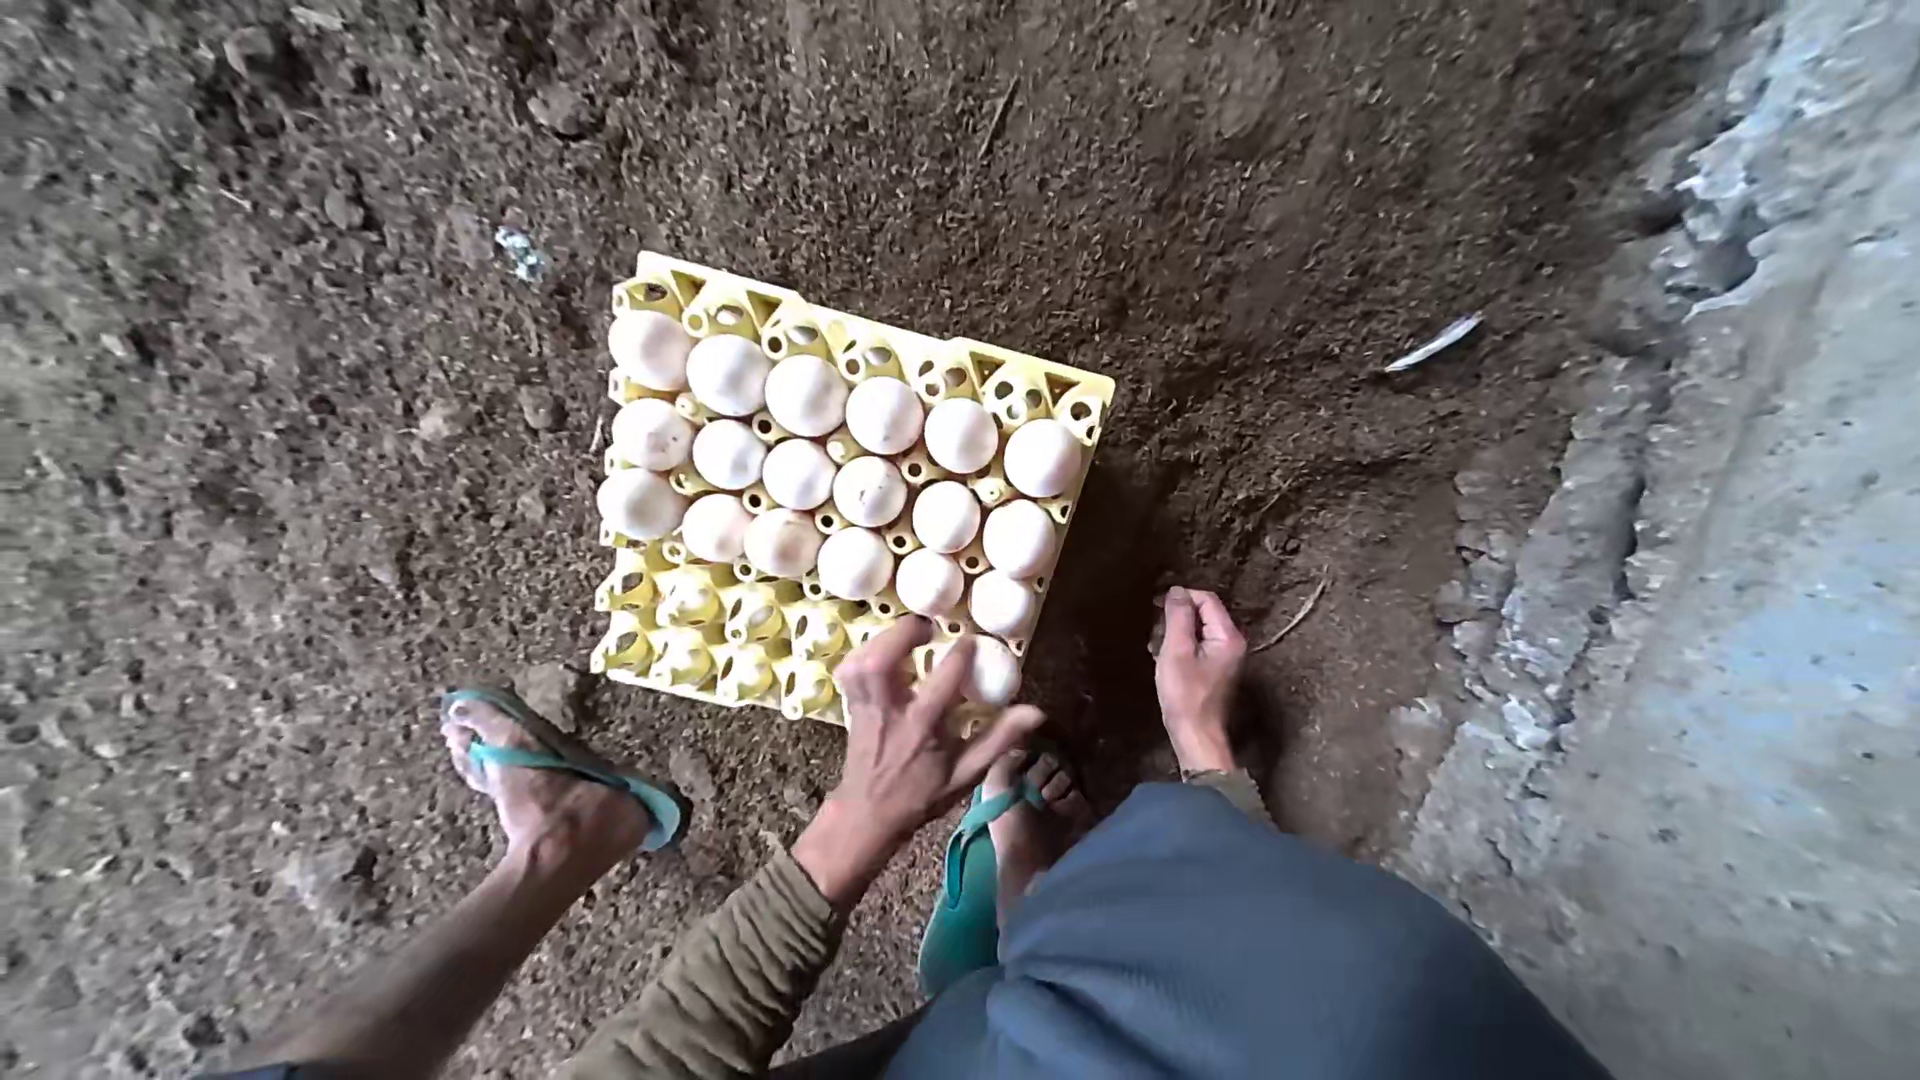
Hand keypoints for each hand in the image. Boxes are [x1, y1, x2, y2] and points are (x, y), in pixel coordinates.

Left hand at [792, 619, 1044, 909]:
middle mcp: (889, 711)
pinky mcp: (850, 704)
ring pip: (860, 662)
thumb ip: (1000, 739)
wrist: (869, 815)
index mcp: (922, 726)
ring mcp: (864, 706)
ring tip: (908, 635)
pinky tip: (882, 651)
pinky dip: (864, 652)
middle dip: (904, 633)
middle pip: (880, 662)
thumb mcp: (967, 772)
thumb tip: (1035, 711)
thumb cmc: (921, 793)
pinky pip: (848, 668)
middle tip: (928, 627)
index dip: (961, 653)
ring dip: (884, 639)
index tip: (972, 641)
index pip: (943, 679)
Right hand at [1153, 587, 1244, 772]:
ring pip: (1196, 629)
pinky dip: (1178, 646)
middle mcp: (1232, 643)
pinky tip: (1162, 658)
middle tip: (1154, 630)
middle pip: (1202, 613)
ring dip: (1174, 632)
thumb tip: (1176, 590)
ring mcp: (1224, 658)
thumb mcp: (1177, 651)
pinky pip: (1196, 645)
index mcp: (1228, 636)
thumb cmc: (1185, 694)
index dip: (1181, 598)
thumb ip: (1178, 617)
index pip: (1206, 599)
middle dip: (1175, 616)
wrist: (1195, 735)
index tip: (1156, 606)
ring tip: (1156, 647)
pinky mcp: (1214, 669)